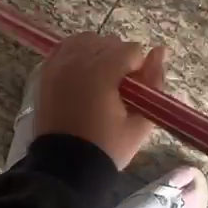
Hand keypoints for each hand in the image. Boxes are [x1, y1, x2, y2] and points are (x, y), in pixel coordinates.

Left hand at [33, 33, 164, 169]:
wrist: (66, 167)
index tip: (137, 91)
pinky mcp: (46, 73)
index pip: (131, 50)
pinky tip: (83, 74)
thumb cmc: (107, 148)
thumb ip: (154, 83)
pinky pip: (64, 48)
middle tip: (121, 89)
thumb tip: (161, 50)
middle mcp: (77, 61)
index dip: (139, 68)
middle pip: (108, 42)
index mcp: (101, 72)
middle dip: (120, 60)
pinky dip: (77, 53)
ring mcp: (58, 65)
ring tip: (102, 81)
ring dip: (98, 53)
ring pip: (86, 40)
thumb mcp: (140, 122)